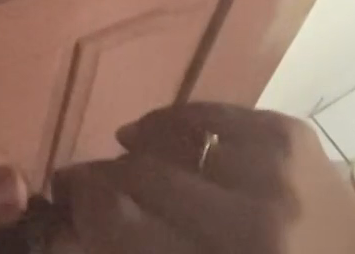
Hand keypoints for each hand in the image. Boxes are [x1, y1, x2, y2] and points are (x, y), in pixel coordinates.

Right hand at [53, 102, 354, 253]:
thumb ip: (151, 248)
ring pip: (174, 139)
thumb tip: (88, 223)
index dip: (86, 210)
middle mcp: (254, 225)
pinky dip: (178, 122)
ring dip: (139, 148)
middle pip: (145, 180)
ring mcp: (276, 171)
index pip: (127, 230)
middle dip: (99, 178)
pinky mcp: (291, 134)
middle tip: (77, 180)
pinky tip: (159, 133)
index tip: (63, 201)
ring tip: (125, 154)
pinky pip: (211, 114)